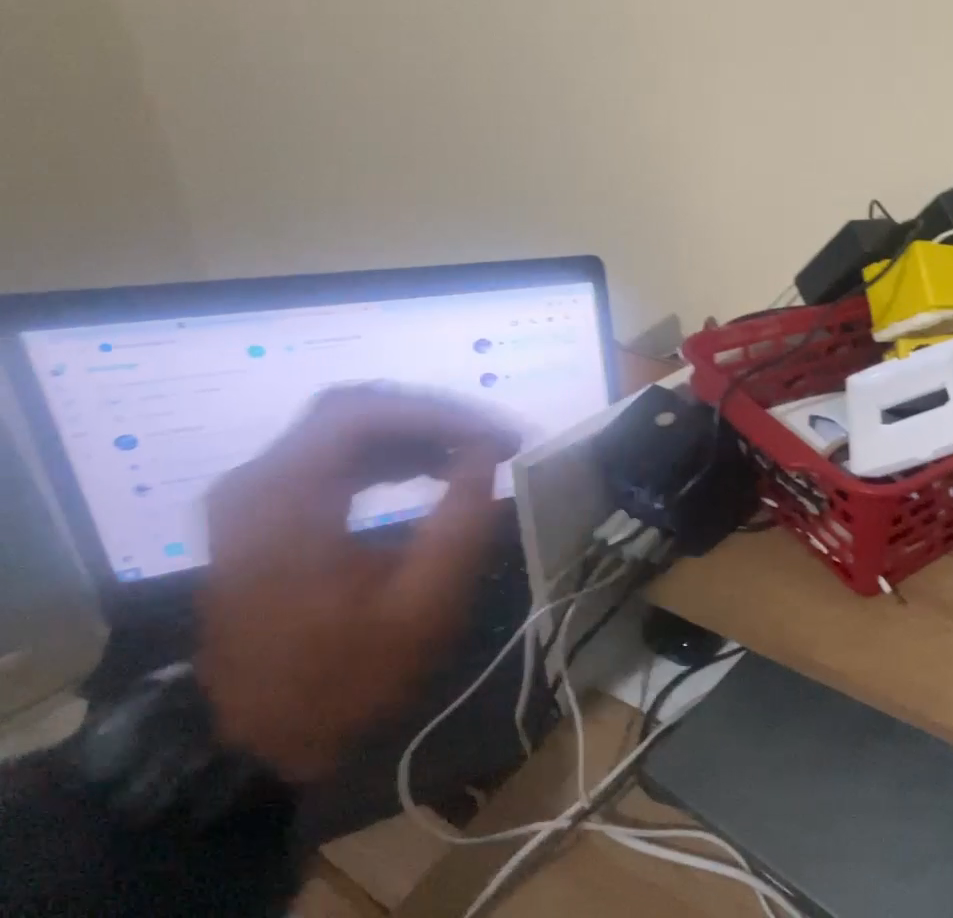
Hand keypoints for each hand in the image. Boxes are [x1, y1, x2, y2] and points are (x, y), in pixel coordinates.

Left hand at [195, 385, 519, 781]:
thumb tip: (488, 452)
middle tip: (493, 441)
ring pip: (340, 429)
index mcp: (285, 498)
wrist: (260, 741)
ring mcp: (251, 497)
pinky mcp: (260, 515)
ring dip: (413, 434)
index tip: (502, 438)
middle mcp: (255, 482)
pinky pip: (327, 458)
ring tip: (474, 455)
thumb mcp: (425, 603)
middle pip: (350, 410)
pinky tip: (427, 473)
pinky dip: (385, 456)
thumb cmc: (349, 675)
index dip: (444, 414)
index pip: (366, 414)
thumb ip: (463, 517)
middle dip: (432, 417)